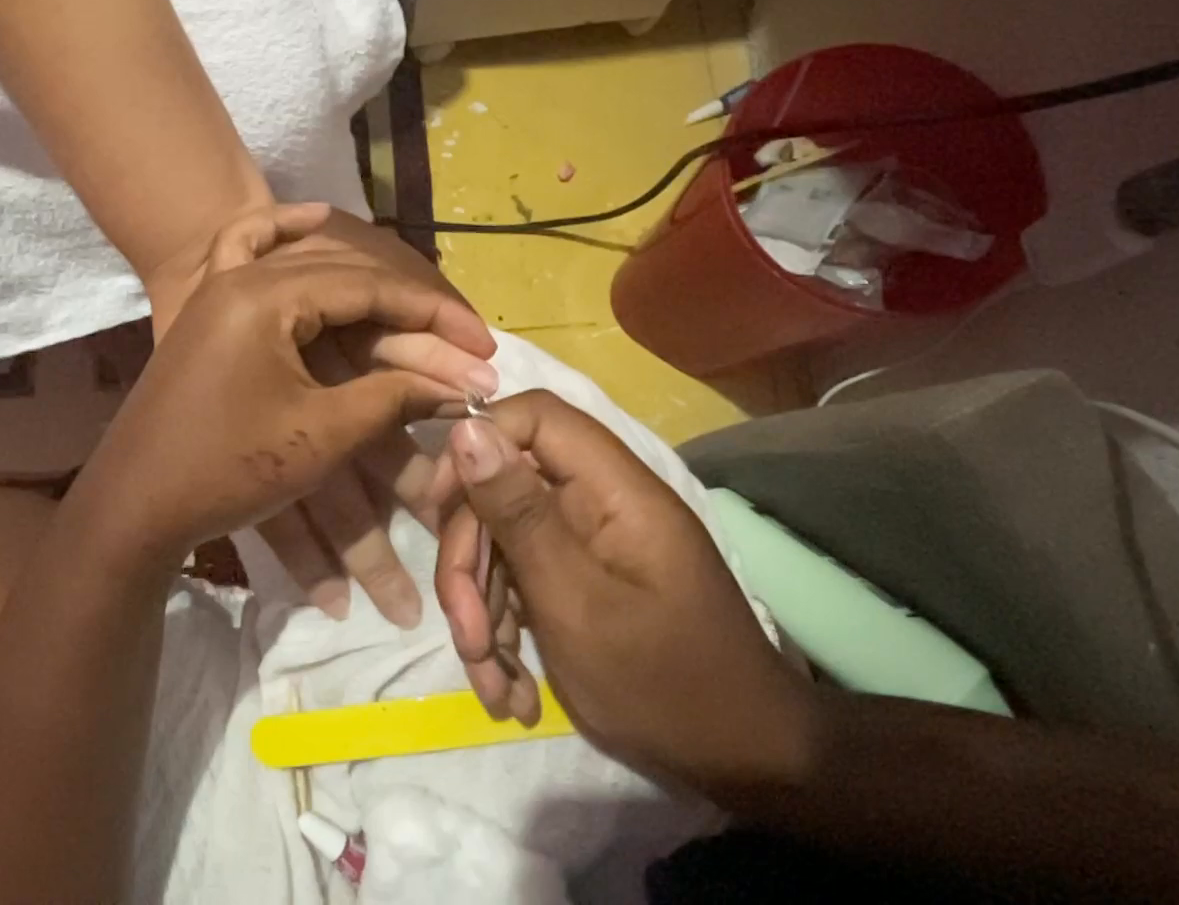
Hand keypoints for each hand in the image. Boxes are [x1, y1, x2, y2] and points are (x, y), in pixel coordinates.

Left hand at [66, 247, 485, 568]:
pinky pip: (242, 249)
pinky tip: (310, 220)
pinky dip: (279, 232)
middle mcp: (238, 274)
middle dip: (408, 304)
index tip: (485, 345)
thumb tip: (461, 382)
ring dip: (359, 270)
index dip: (434, 316)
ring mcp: (215, 287)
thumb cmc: (226, 470)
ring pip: (300, 256)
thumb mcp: (320, 436)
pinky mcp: (205, 307)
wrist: (134, 503)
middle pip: (342, 269)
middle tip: (463, 337)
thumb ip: (394, 397)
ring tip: (412, 291)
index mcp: (266, 296)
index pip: (370, 288)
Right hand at [434, 391, 816, 795]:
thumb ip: (518, 514)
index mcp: (613, 489)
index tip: (439, 506)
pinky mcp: (574, 581)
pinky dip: (502, 633)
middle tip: (468, 634)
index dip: (474, 446)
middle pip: (501, 491)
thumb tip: (465, 428)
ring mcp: (584, 544)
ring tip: (494, 683)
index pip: (532, 417)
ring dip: (481, 612)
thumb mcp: (575, 601)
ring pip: (499, 544)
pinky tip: (509, 689)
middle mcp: (596, 504)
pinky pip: (516, 583)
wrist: (739, 761)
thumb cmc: (664, 683)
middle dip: (470, 563)